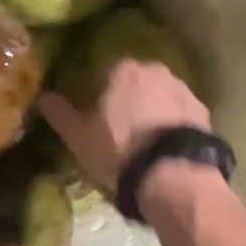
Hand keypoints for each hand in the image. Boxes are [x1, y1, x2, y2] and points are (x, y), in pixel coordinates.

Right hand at [38, 60, 211, 193]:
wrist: (173, 175)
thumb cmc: (119, 150)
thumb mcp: (79, 137)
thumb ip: (61, 114)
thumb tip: (43, 97)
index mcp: (123, 70)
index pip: (104, 74)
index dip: (99, 96)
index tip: (96, 118)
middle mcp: (155, 71)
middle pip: (135, 83)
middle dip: (128, 100)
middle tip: (120, 130)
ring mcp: (183, 89)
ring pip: (160, 96)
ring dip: (152, 111)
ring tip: (145, 142)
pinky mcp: (203, 112)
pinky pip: (180, 114)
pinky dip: (172, 125)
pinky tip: (166, 147)